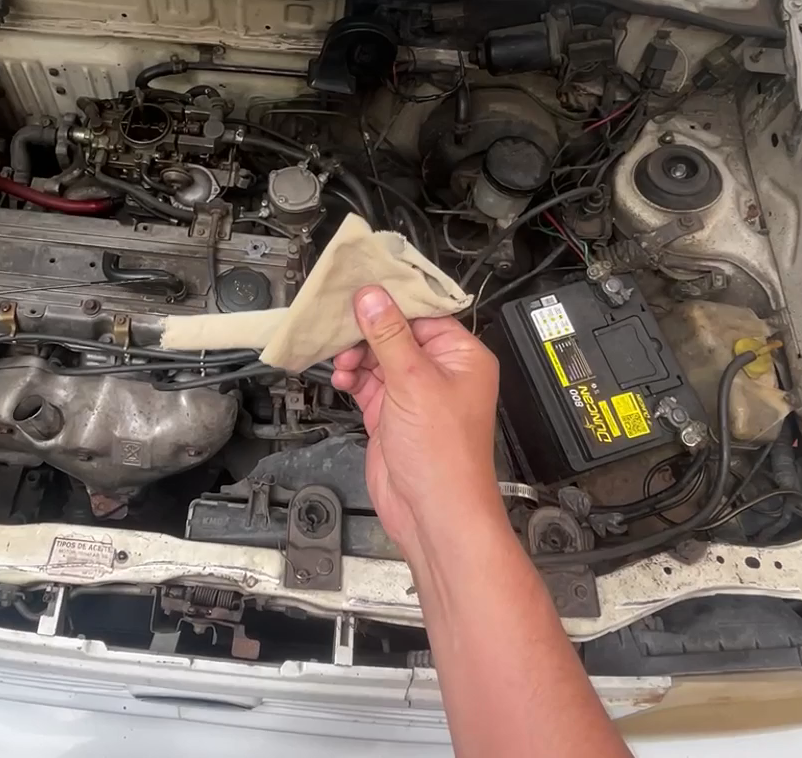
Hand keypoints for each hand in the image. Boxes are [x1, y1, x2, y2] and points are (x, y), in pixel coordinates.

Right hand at [331, 286, 502, 552]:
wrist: (432, 514)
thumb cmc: (446, 457)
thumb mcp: (413, 382)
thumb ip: (388, 336)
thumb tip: (372, 298)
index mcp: (461, 355)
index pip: (422, 313)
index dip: (391, 301)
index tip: (361, 288)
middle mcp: (439, 370)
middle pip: (396, 332)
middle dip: (366, 330)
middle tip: (341, 325)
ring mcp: (414, 392)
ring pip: (377, 356)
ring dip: (355, 355)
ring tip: (341, 360)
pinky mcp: (391, 412)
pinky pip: (367, 382)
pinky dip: (352, 377)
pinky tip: (341, 376)